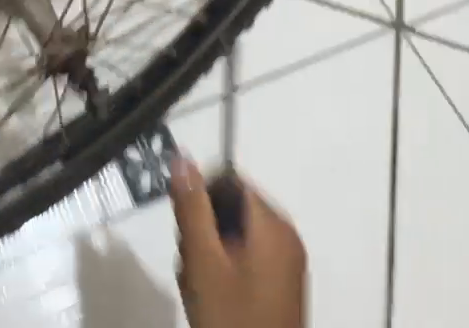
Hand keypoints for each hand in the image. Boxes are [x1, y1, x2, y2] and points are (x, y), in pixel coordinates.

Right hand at [171, 159, 307, 327]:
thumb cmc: (232, 316)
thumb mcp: (204, 260)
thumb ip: (192, 207)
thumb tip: (182, 157)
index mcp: (272, 225)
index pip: (228, 181)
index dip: (200, 199)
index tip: (185, 229)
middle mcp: (285, 236)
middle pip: (229, 207)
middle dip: (202, 231)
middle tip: (192, 264)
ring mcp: (286, 263)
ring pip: (232, 234)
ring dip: (208, 253)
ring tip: (200, 286)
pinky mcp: (280, 284)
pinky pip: (245, 256)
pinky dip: (224, 268)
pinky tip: (212, 294)